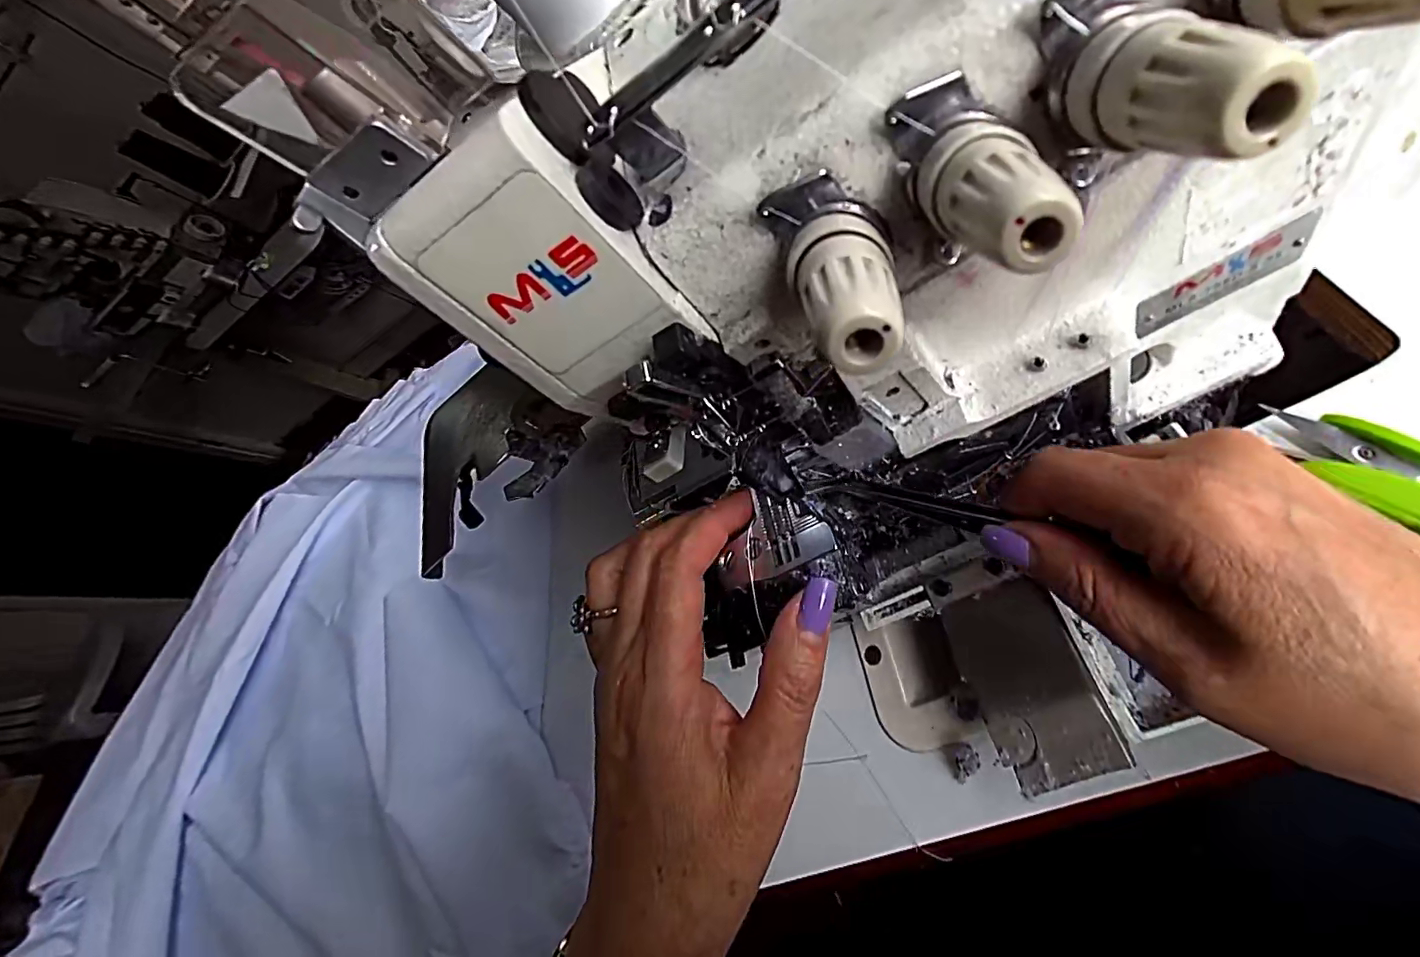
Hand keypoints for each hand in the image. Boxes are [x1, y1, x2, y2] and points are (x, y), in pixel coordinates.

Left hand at [566, 493, 836, 956]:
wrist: (651, 912)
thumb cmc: (703, 853)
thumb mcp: (771, 763)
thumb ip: (794, 675)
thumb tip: (810, 604)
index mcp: (661, 689)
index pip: (672, 574)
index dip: (708, 525)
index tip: (742, 508)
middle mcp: (623, 679)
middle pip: (633, 562)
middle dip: (685, 521)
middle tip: (734, 516)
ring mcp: (610, 687)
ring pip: (609, 582)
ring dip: (654, 543)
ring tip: (706, 538)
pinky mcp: (613, 698)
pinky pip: (611, 611)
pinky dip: (643, 575)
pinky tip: (682, 587)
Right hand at [987, 428, 1419, 786]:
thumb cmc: (1370, 697)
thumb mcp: (1190, 661)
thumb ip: (1089, 587)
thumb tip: (1023, 546)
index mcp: (1188, 503)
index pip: (1051, 474)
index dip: (1015, 512)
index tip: (1007, 547)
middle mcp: (1219, 459)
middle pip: (1089, 469)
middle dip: (1066, 525)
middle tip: (1084, 597)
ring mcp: (1254, 458)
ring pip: (1133, 474)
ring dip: (1115, 526)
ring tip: (1157, 603)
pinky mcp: (1276, 470)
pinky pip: (1181, 479)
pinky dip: (1160, 521)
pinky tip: (1198, 583)